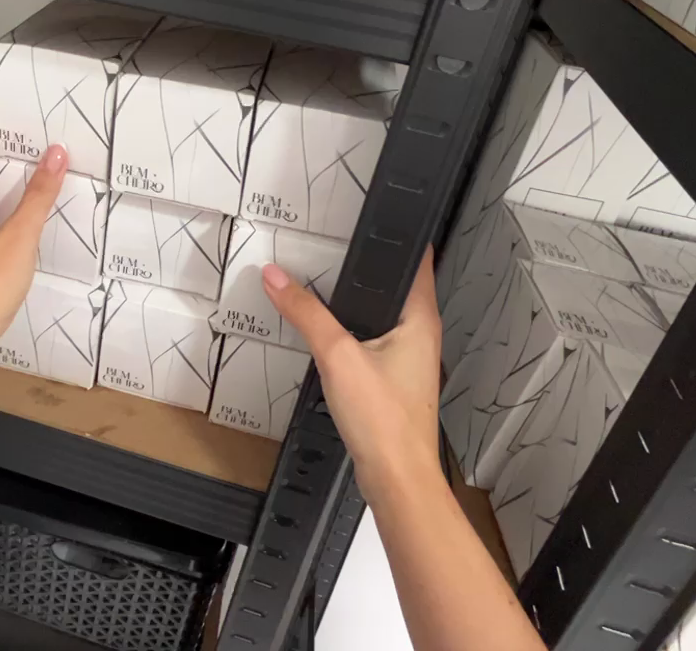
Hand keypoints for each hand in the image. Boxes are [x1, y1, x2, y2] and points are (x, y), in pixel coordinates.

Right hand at [264, 248, 442, 500]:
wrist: (396, 480)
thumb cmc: (383, 419)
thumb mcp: (337, 355)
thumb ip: (305, 312)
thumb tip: (275, 276)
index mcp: (420, 319)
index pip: (419, 262)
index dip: (403, 236)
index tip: (379, 214)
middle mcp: (420, 334)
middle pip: (398, 285)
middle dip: (370, 263)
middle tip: (338, 236)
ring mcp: (407, 358)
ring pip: (382, 313)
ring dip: (358, 296)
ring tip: (326, 273)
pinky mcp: (391, 378)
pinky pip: (371, 337)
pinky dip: (352, 325)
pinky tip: (327, 325)